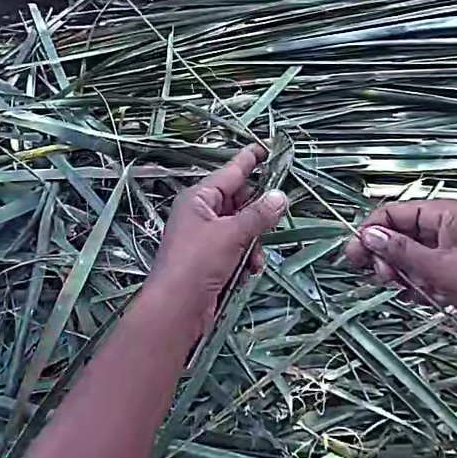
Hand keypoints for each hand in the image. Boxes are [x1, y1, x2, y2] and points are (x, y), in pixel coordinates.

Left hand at [150, 145, 288, 322]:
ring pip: (241, 228)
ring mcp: (204, 238)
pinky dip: (245, 258)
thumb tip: (280, 196)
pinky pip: (236, 250)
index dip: (249, 160)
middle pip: (238, 202)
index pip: (230, 172)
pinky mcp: (209, 261)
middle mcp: (200, 214)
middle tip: (274, 217)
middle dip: (256, 213)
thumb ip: (259, 215)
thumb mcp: (232, 234)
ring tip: (254, 258)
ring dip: (253, 241)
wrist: (176, 309)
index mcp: (198, 198)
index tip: (266, 147)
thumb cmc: (197, 262)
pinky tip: (247, 271)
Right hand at [342, 199, 456, 350]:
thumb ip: (403, 251)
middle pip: (399, 233)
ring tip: (398, 288)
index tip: (357, 254)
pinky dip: (413, 284)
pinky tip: (412, 297)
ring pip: (408, 256)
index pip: (395, 212)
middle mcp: (446, 230)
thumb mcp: (444, 268)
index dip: (373, 230)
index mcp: (446, 215)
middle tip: (376, 275)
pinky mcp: (455, 278)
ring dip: (397, 271)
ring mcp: (451, 254)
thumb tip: (369, 234)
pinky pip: (422, 274)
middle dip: (383, 253)